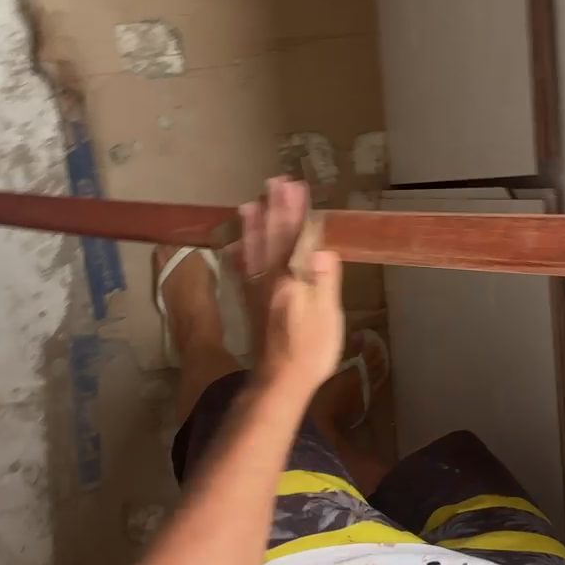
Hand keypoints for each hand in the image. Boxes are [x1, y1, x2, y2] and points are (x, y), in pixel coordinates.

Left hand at [228, 178, 343, 395]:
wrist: (279, 382)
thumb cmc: (310, 352)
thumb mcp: (327, 318)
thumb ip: (324, 282)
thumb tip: (324, 250)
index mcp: (292, 281)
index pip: (296, 238)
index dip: (297, 213)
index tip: (298, 188)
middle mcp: (271, 280)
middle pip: (273, 238)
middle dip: (275, 208)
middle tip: (276, 182)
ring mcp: (259, 291)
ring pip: (255, 250)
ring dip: (255, 225)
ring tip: (252, 202)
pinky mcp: (252, 303)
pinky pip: (244, 271)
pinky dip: (241, 252)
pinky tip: (237, 243)